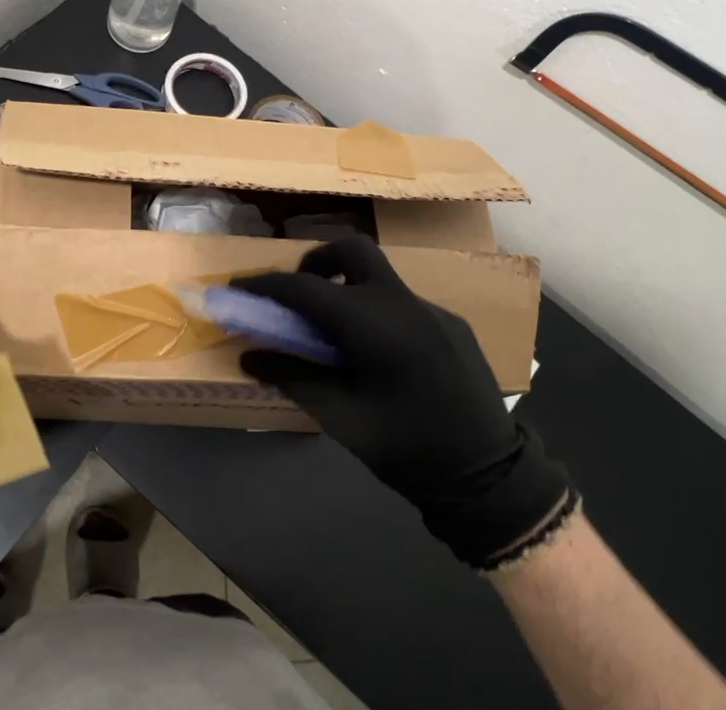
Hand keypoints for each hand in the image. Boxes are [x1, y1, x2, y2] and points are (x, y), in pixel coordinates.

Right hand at [233, 237, 574, 569]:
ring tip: (332, 330)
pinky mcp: (452, 325)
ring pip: (380, 276)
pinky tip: (375, 355)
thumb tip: (250, 354)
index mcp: (371, 322)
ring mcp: (432, 310)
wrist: (488, 474)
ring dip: (347, 286)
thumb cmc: (406, 448)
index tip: (238, 287)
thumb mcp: (340, 417)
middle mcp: (402, 302)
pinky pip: (402, 302)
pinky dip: (374, 311)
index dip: (266, 285)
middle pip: (351, 251)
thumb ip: (294, 377)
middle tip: (297, 295)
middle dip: (316, 262)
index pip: (305, 287)